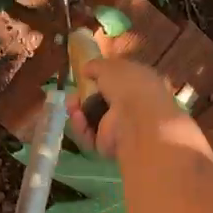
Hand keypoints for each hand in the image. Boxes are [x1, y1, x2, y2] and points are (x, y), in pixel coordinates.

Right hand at [71, 57, 209, 163]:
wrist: (138, 120)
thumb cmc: (129, 86)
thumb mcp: (109, 66)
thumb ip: (95, 66)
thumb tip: (86, 70)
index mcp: (140, 85)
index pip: (119, 82)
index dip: (101, 78)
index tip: (85, 76)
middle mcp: (133, 107)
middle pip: (101, 101)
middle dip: (83, 97)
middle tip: (73, 95)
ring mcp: (122, 128)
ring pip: (92, 119)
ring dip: (79, 111)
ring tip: (72, 105)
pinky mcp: (110, 145)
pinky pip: (90, 135)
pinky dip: (81, 126)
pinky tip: (78, 117)